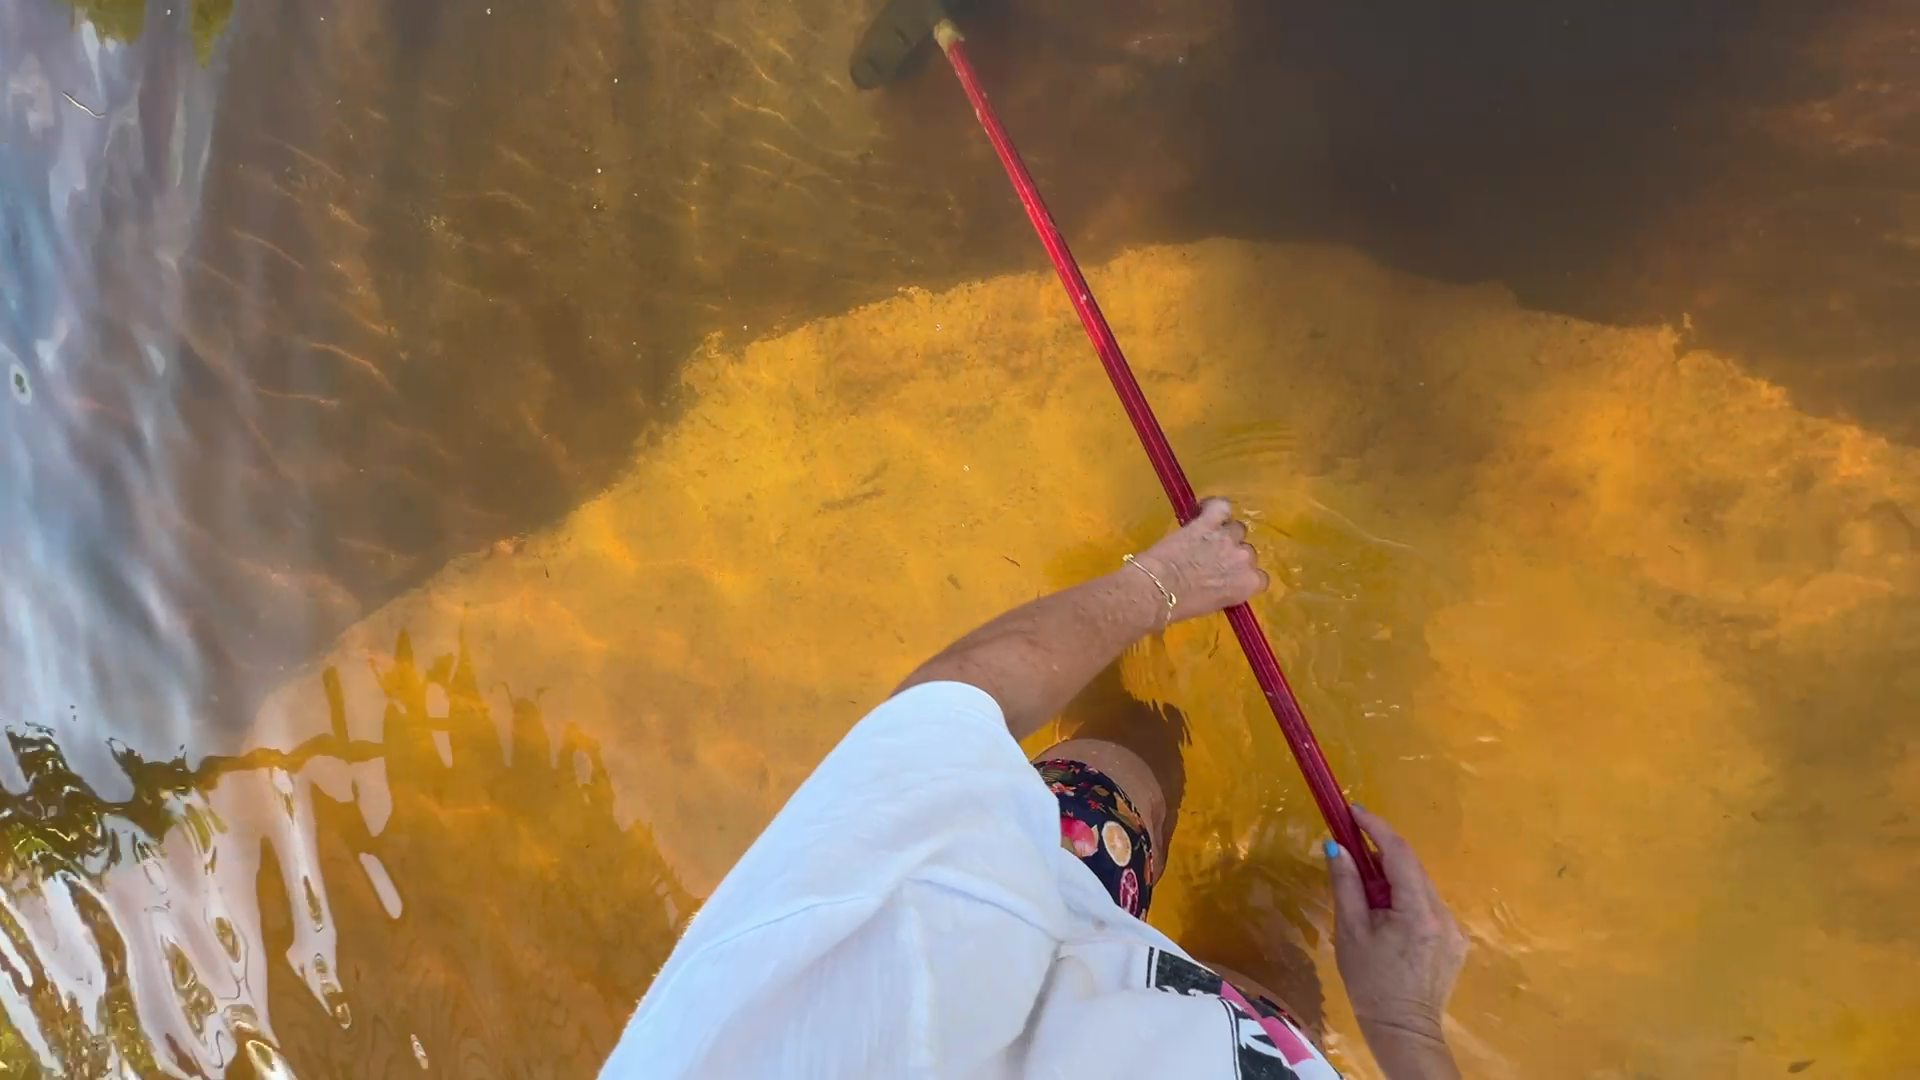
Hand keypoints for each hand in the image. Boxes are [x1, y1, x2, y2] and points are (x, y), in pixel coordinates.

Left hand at [1133, 498, 1269, 622]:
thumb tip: (1222, 583)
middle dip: (1233, 555)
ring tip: (1207, 538)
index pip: (1259, 577)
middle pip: (1247, 551)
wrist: (1158, 589)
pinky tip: (1205, 510)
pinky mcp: (1206, 523)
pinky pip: (1220, 507)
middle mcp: (1243, 558)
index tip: (1231, 577)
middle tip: (1213, 560)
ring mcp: (1226, 537)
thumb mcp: (1213, 604)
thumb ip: (1227, 590)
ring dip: (1225, 533)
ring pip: (1236, 529)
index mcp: (1248, 583)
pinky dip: (1214, 507)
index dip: (1244, 575)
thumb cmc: (1182, 605)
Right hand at [1326, 807, 1466, 1077]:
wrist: (1404, 1031)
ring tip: (1362, 880)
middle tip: (1349, 837)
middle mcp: (1444, 915)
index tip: (1353, 809)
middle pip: (1411, 866)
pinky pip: (1425, 901)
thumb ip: (1346, 883)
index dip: (1376, 827)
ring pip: (1418, 883)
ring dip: (1391, 872)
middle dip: (1380, 848)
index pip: (1399, 854)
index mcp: (1417, 913)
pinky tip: (1384, 906)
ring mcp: (1454, 928)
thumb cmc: (1370, 980)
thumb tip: (1336, 846)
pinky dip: (1403, 892)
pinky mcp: (1454, 939)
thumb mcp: (1350, 929)